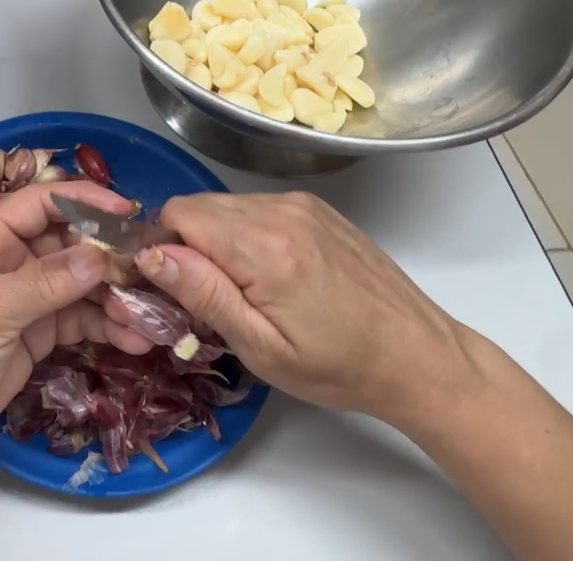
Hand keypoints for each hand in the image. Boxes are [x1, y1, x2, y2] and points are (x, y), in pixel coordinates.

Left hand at [0, 180, 154, 459]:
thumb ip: (44, 283)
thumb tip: (98, 257)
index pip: (38, 204)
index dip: (82, 200)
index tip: (126, 209)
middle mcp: (6, 261)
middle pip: (65, 242)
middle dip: (106, 254)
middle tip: (148, 269)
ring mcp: (22, 299)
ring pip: (77, 283)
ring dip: (112, 295)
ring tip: (149, 313)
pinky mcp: (34, 334)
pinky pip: (76, 319)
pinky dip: (103, 325)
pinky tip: (133, 338)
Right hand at [119, 191, 476, 429]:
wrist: (421, 358)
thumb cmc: (338, 367)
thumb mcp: (260, 348)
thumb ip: (203, 293)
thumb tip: (151, 254)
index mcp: (263, 246)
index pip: (177, 214)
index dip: (165, 248)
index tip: (177, 287)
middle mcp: (279, 211)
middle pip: (197, 206)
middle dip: (188, 244)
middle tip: (209, 294)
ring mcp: (300, 204)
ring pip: (223, 205)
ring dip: (216, 238)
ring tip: (245, 287)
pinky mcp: (314, 207)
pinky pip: (253, 206)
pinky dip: (245, 232)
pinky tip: (270, 271)